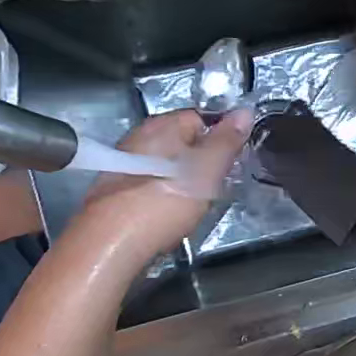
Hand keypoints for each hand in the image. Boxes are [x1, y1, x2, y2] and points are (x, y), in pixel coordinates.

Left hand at [67, 109, 250, 266]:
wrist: (110, 244)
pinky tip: (167, 212)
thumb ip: (227, 141)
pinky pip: (151, 182)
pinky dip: (163, 193)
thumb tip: (246, 110)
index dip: (220, 138)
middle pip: (183, 141)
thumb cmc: (164, 202)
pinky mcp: (115, 189)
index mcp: (162, 125)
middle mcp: (139, 137)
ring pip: (167, 164)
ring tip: (193, 202)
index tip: (230, 162)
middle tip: (215, 185)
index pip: (201, 117)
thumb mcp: (207, 170)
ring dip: (183, 179)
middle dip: (202, 160)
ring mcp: (124, 163)